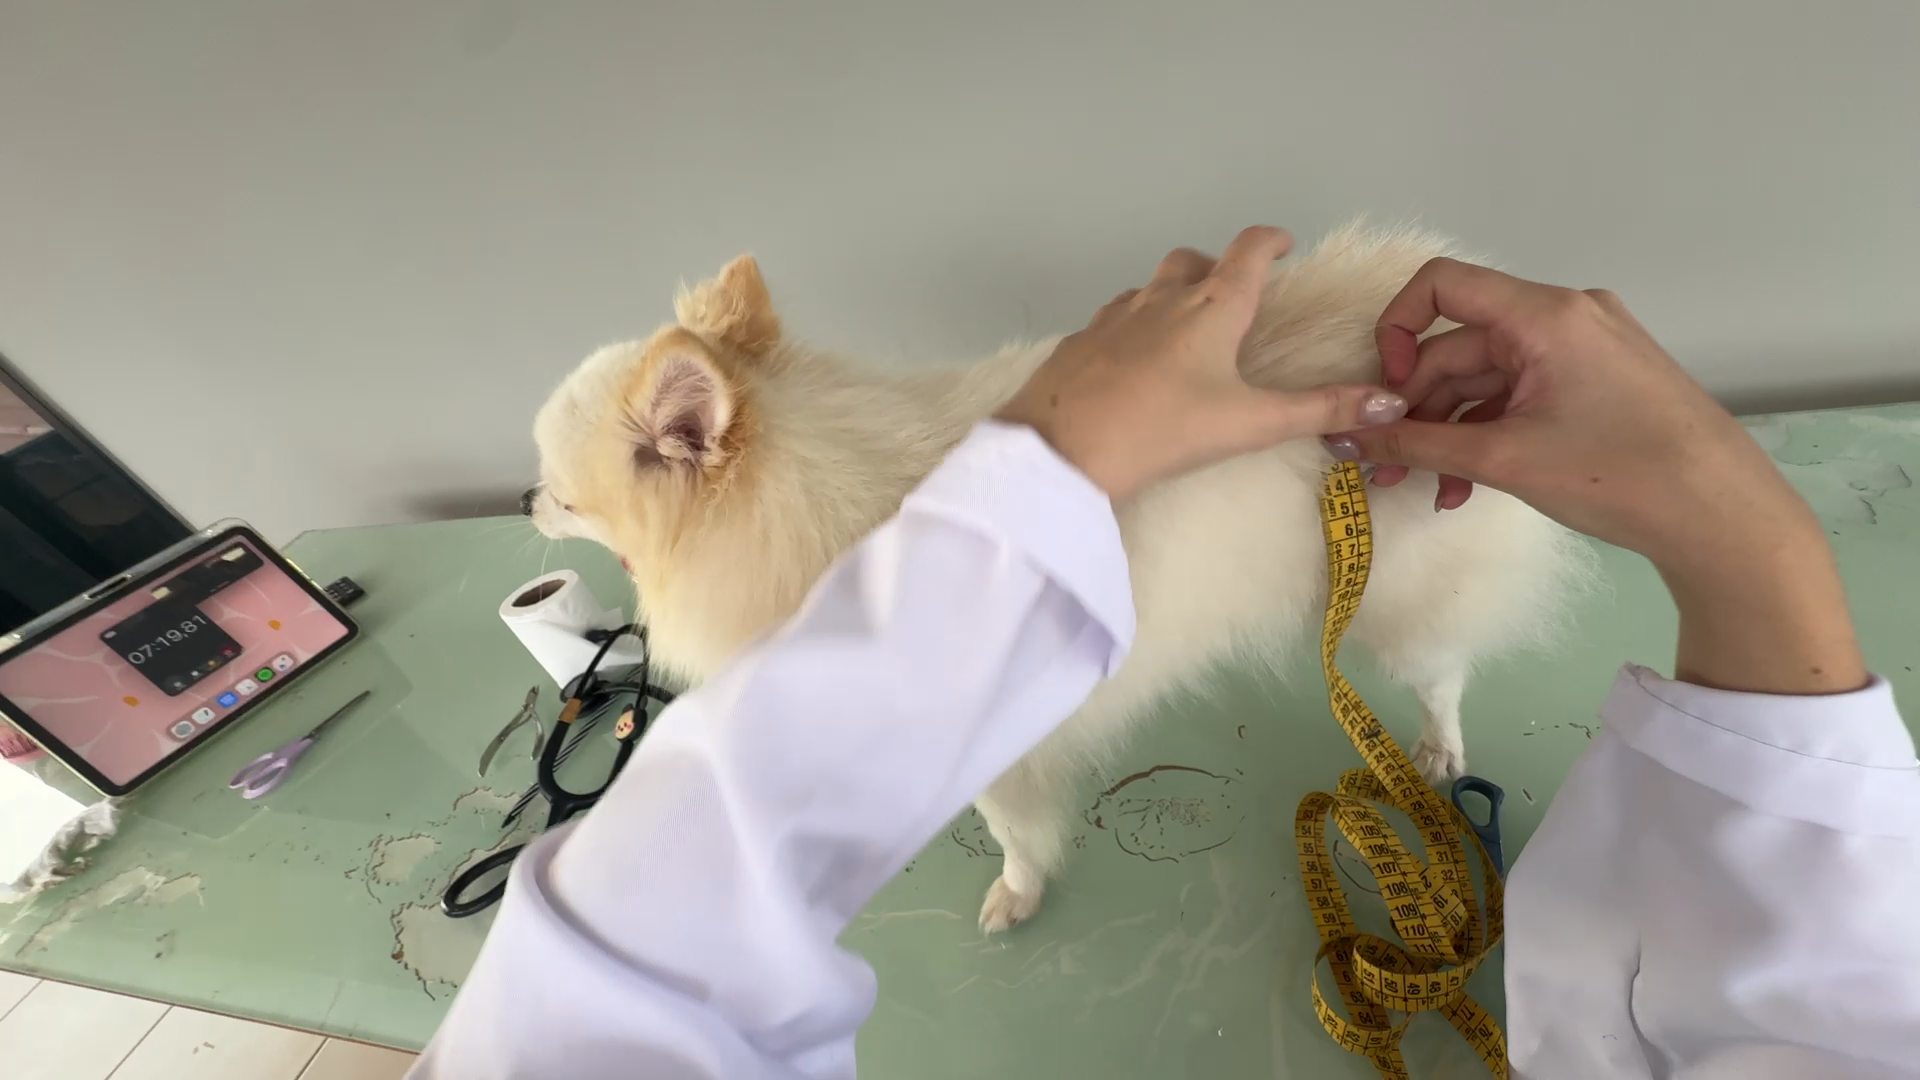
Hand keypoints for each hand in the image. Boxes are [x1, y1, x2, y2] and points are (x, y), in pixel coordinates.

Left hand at [997, 226, 1406, 500]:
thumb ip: (1317, 411)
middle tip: (1227, 298)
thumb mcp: (1247, 424)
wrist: (1063, 451)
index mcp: (1210, 307)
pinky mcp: (1075, 344)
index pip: (1247, 250)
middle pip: (1189, 262)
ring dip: (1166, 297)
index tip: (1282, 246)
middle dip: (1213, 268)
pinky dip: (1127, 329)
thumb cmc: (1163, 431)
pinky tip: (1126, 365)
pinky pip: (1108, 322)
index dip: (1269, 240)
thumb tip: (1388, 403)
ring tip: (1177, 334)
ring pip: (1144, 290)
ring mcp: (1109, 318)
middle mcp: (1158, 300)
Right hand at [1330, 257, 1864, 693]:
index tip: (1384, 391)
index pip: (1442, 284)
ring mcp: (1574, 352)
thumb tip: (1341, 439)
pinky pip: (1507, 400)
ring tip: (1423, 488)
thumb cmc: (1615, 473)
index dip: (1395, 330)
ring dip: (1441, 435)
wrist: (1722, 519)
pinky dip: (1476, 438)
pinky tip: (1460, 487)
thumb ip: (1411, 444)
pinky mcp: (1584, 383)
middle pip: (1453, 351)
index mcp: (1544, 316)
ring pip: (1476, 384)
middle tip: (1384, 466)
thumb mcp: (1498, 458)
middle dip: (1412, 411)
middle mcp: (1559, 319)